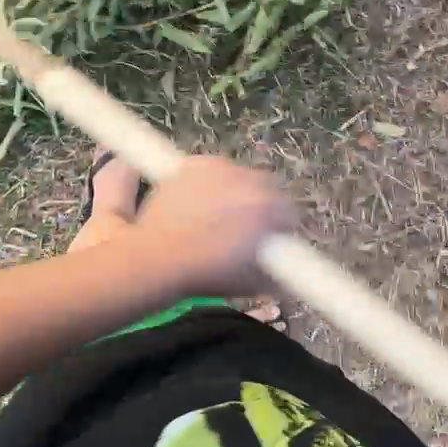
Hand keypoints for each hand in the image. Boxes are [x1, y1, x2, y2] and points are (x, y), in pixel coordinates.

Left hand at [132, 156, 295, 297]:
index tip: (269, 240)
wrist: (159, 257)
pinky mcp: (196, 164)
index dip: (280, 227)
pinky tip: (198, 204)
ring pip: (239, 176)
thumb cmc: (208, 273)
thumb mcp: (253, 282)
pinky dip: (210, 182)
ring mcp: (221, 168)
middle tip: (242, 229)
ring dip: (235, 191)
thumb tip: (288, 271)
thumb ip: (279, 274)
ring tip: (216, 217)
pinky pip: (212, 169)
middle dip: (258, 205)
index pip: (289, 212)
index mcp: (271, 207)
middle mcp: (251, 180)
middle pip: (266, 188)